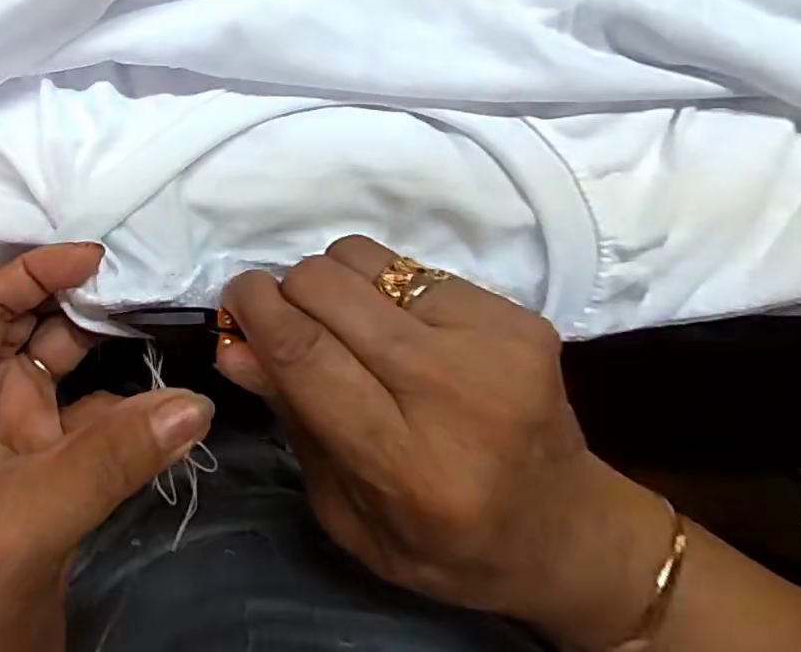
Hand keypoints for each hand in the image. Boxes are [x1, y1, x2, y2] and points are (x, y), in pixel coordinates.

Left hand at [0, 243, 213, 651]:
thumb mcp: (30, 514)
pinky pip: (88, 417)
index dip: (36, 273)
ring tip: (157, 322)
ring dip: (105, 349)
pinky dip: (124, 408)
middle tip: (137, 283)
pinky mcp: (42, 466)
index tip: (94, 257)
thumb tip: (195, 403)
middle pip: (26, 329)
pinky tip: (163, 405)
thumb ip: (113, 455)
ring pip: (60, 367)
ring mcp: (7, 433)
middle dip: (77, 304)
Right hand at [215, 235, 671, 648]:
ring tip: (349, 322)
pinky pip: (411, 264)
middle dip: (289, 289)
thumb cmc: (441, 542)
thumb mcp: (344, 509)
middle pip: (330, 289)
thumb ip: (289, 418)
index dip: (257, 309)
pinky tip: (402, 326)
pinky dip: (384, 287)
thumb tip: (234, 343)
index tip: (235, 297)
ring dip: (335, 281)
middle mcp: (454, 394)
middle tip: (288, 314)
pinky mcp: (517, 315)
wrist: (566, 527)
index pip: (306, 354)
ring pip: (364, 258)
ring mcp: (494, 343)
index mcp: (406, 465)